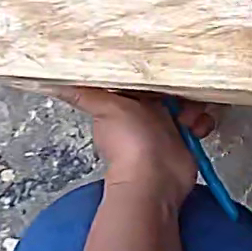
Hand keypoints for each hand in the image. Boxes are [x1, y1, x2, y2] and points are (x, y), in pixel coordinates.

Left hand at [55, 88, 217, 205]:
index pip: (147, 79)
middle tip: (180, 103)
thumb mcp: (108, 111)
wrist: (156, 177)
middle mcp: (148, 111)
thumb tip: (48, 82)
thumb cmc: (131, 144)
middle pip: (173, 88)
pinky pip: (202, 118)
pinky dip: (203, 123)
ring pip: (191, 102)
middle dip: (182, 93)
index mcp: (127, 103)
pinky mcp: (188, 134)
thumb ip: (87, 94)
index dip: (159, 74)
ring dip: (195, 109)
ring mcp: (169, 123)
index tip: (168, 73)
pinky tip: (195, 131)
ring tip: (187, 121)